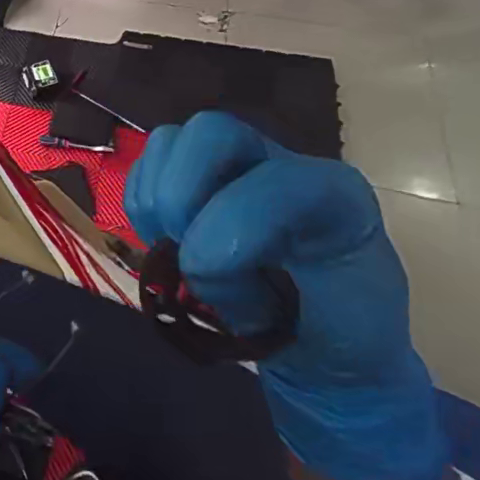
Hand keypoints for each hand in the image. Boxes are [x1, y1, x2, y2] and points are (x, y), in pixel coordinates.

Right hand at [124, 112, 448, 479]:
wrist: (322, 347)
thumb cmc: (333, 343)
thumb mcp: (322, 335)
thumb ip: (259, 294)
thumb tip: (195, 262)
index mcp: (335, 202)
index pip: (286, 180)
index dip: (241, 218)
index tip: (206, 272)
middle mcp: (287, 168)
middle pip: (216, 133)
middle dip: (185, 189)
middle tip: (180, 247)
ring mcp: (242, 171)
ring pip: (180, 141)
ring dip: (159, 192)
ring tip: (167, 241)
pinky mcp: (205, 186)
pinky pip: (157, 166)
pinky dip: (143, 196)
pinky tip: (158, 236)